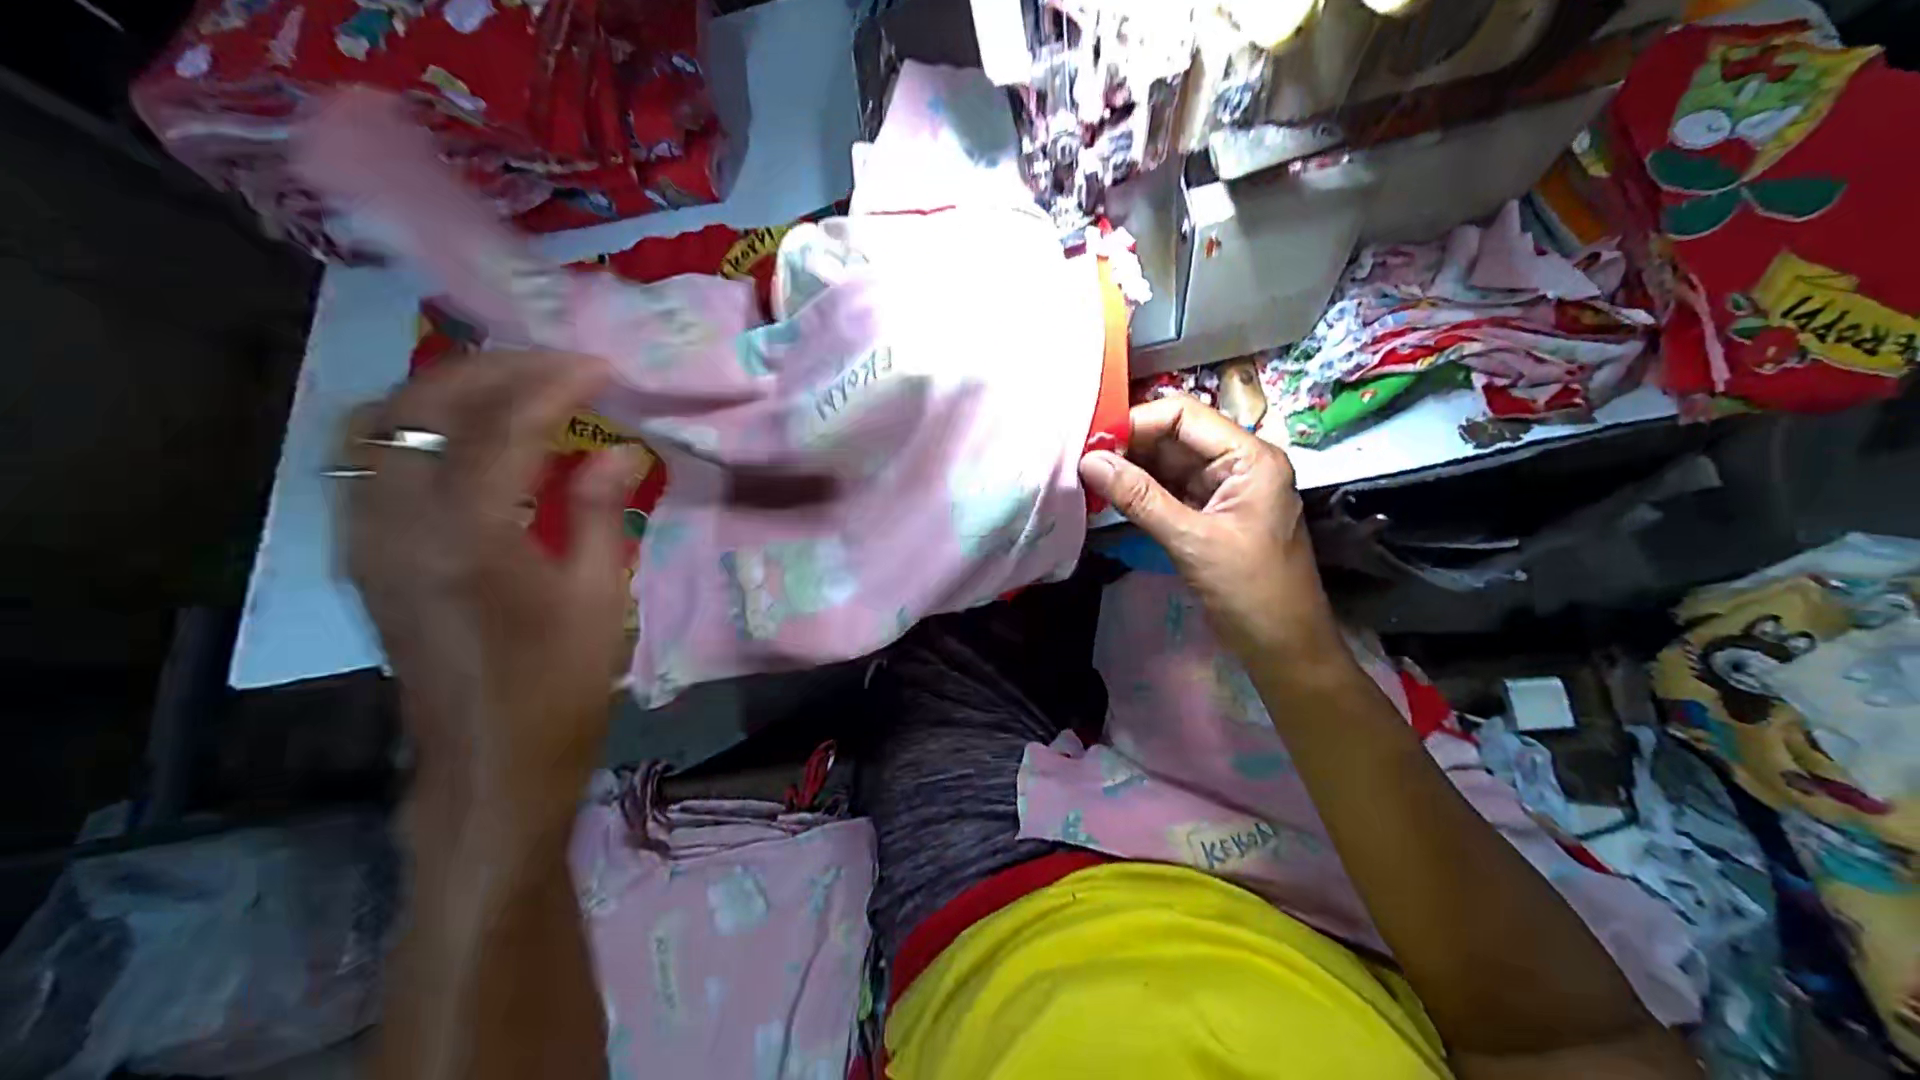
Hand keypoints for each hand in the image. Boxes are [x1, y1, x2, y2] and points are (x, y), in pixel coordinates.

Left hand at [340, 350, 634, 829]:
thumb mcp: (600, 596)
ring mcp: (368, 539)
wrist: (489, 762)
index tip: (603, 369)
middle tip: (558, 368)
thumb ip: (603, 509)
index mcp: (469, 536)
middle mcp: (399, 524)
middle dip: (496, 371)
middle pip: (425, 405)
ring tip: (511, 390)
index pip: (504, 425)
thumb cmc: (560, 685)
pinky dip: (418, 428)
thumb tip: (621, 449)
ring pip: (379, 424)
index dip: (556, 384)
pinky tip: (468, 440)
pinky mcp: (363, 556)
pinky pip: (371, 462)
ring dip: (446, 391)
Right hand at [1079, 396, 1340, 663]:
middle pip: (1174, 437)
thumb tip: (1088, 461)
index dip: (1137, 422)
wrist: (1283, 646)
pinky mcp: (1208, 514)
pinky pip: (1168, 491)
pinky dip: (1140, 492)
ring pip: (1168, 465)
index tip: (1092, 440)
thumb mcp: (1192, 540)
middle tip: (1081, 458)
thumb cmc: (1250, 590)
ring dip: (1130, 469)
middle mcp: (1237, 464)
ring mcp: (1223, 490)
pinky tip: (1108, 494)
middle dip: (1128, 445)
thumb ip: (1139, 498)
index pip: (1185, 416)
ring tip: (1087, 474)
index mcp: (1249, 457)